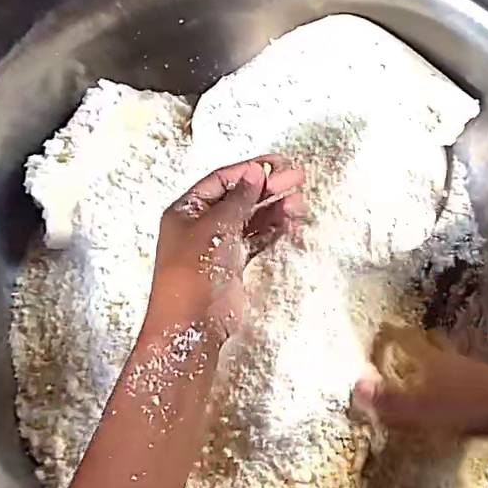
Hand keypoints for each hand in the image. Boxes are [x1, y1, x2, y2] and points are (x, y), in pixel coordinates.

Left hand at [148, 155, 305, 340]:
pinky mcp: (233, 264)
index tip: (279, 163)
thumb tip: (256, 172)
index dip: (250, 170)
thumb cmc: (195, 270)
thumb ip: (240, 198)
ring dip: (274, 208)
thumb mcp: (216, 226)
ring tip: (300, 203)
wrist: (192, 323)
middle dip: (269, 187)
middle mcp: (202, 224)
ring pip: (251, 219)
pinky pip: (256, 239)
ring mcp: (218, 245)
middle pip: (240, 198)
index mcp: (187, 209)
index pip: (222, 180)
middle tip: (298, 178)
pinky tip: (290, 222)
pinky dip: (273, 229)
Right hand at [352, 328, 487, 440]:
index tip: (379, 330)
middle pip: (426, 351)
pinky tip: (448, 407)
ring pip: (445, 367)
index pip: (406, 341)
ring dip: (432, 372)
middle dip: (412, 352)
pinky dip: (449, 392)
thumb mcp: (424, 411)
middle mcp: (451, 360)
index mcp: (433, 358)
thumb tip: (354, 386)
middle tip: (397, 352)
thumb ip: (390, 402)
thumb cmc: (470, 408)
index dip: (392, 335)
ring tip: (418, 379)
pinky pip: (460, 388)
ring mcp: (471, 375)